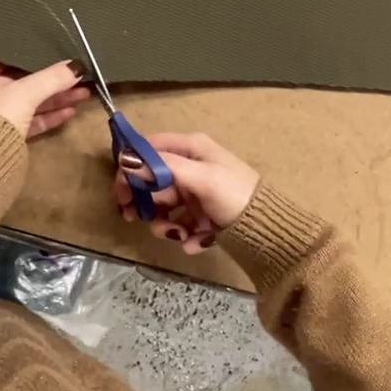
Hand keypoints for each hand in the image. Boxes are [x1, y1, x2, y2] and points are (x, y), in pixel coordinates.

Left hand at [0, 57, 90, 137]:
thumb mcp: (23, 94)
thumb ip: (51, 79)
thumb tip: (79, 66)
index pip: (2, 58)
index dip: (31, 57)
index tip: (57, 54)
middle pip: (17, 81)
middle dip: (49, 81)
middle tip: (77, 76)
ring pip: (23, 102)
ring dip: (52, 99)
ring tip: (83, 93)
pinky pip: (23, 120)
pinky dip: (44, 116)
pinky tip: (69, 111)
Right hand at [112, 132, 260, 253]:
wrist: (269, 233)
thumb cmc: (236, 197)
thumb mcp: (201, 179)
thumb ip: (164, 168)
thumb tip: (125, 158)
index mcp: (192, 148)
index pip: (149, 148)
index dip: (131, 166)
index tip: (121, 191)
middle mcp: (191, 166)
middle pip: (153, 180)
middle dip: (145, 201)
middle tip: (134, 218)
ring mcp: (196, 192)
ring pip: (164, 206)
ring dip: (164, 223)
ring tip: (177, 235)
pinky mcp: (202, 215)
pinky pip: (181, 223)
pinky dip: (184, 235)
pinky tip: (196, 242)